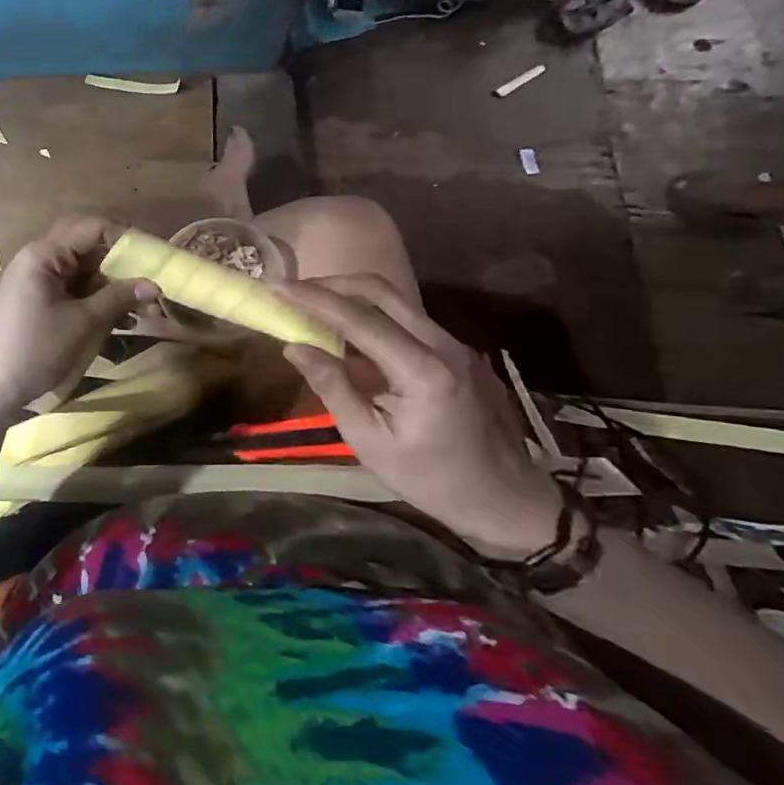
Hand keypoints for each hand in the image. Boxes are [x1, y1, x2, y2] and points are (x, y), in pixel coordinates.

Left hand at [0, 217, 156, 410]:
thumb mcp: (82, 323)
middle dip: (122, 263)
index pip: (93, 227)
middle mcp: (39, 259)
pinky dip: (98, 300)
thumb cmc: (35, 348)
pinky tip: (122, 321)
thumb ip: (118, 298)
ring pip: (84, 271)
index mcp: (44, 254)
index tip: (156, 259)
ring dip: (114, 286)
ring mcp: (38, 281)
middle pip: (89, 247)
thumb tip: (154, 284)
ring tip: (145, 309)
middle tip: (152, 281)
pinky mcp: (39, 302)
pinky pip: (75, 291)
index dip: (127, 238)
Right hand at [272, 274, 563, 557]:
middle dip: (332, 285)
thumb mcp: (369, 441)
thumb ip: (333, 388)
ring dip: (351, 296)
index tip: (276, 286)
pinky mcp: (459, 353)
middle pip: (382, 292)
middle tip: (292, 291)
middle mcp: (445, 346)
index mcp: (423, 371)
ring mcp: (457, 346)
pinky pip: (409, 320)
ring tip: (312, 307)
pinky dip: (372, 315)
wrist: (507, 500)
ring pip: (397, 301)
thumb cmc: (431, 479)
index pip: (360, 319)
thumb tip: (294, 346)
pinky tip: (348, 335)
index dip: (314, 299)